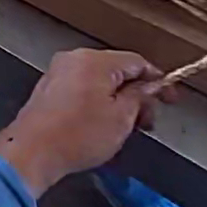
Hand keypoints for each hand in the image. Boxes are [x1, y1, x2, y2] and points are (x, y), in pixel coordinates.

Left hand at [0, 48, 175, 196]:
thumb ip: (139, 97)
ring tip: (129, 128)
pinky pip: (83, 87)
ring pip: (100, 80)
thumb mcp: (121, 117)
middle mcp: (74, 58)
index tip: (172, 100)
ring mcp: (59, 71)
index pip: (136, 61)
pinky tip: (105, 124)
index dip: (158, 80)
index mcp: (93, 60)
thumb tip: (150, 87)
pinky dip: (99, 101)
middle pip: (117, 70)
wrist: (34, 148)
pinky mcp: (50, 86)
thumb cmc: (80, 133)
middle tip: (148, 123)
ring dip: (119, 101)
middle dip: (137, 95)